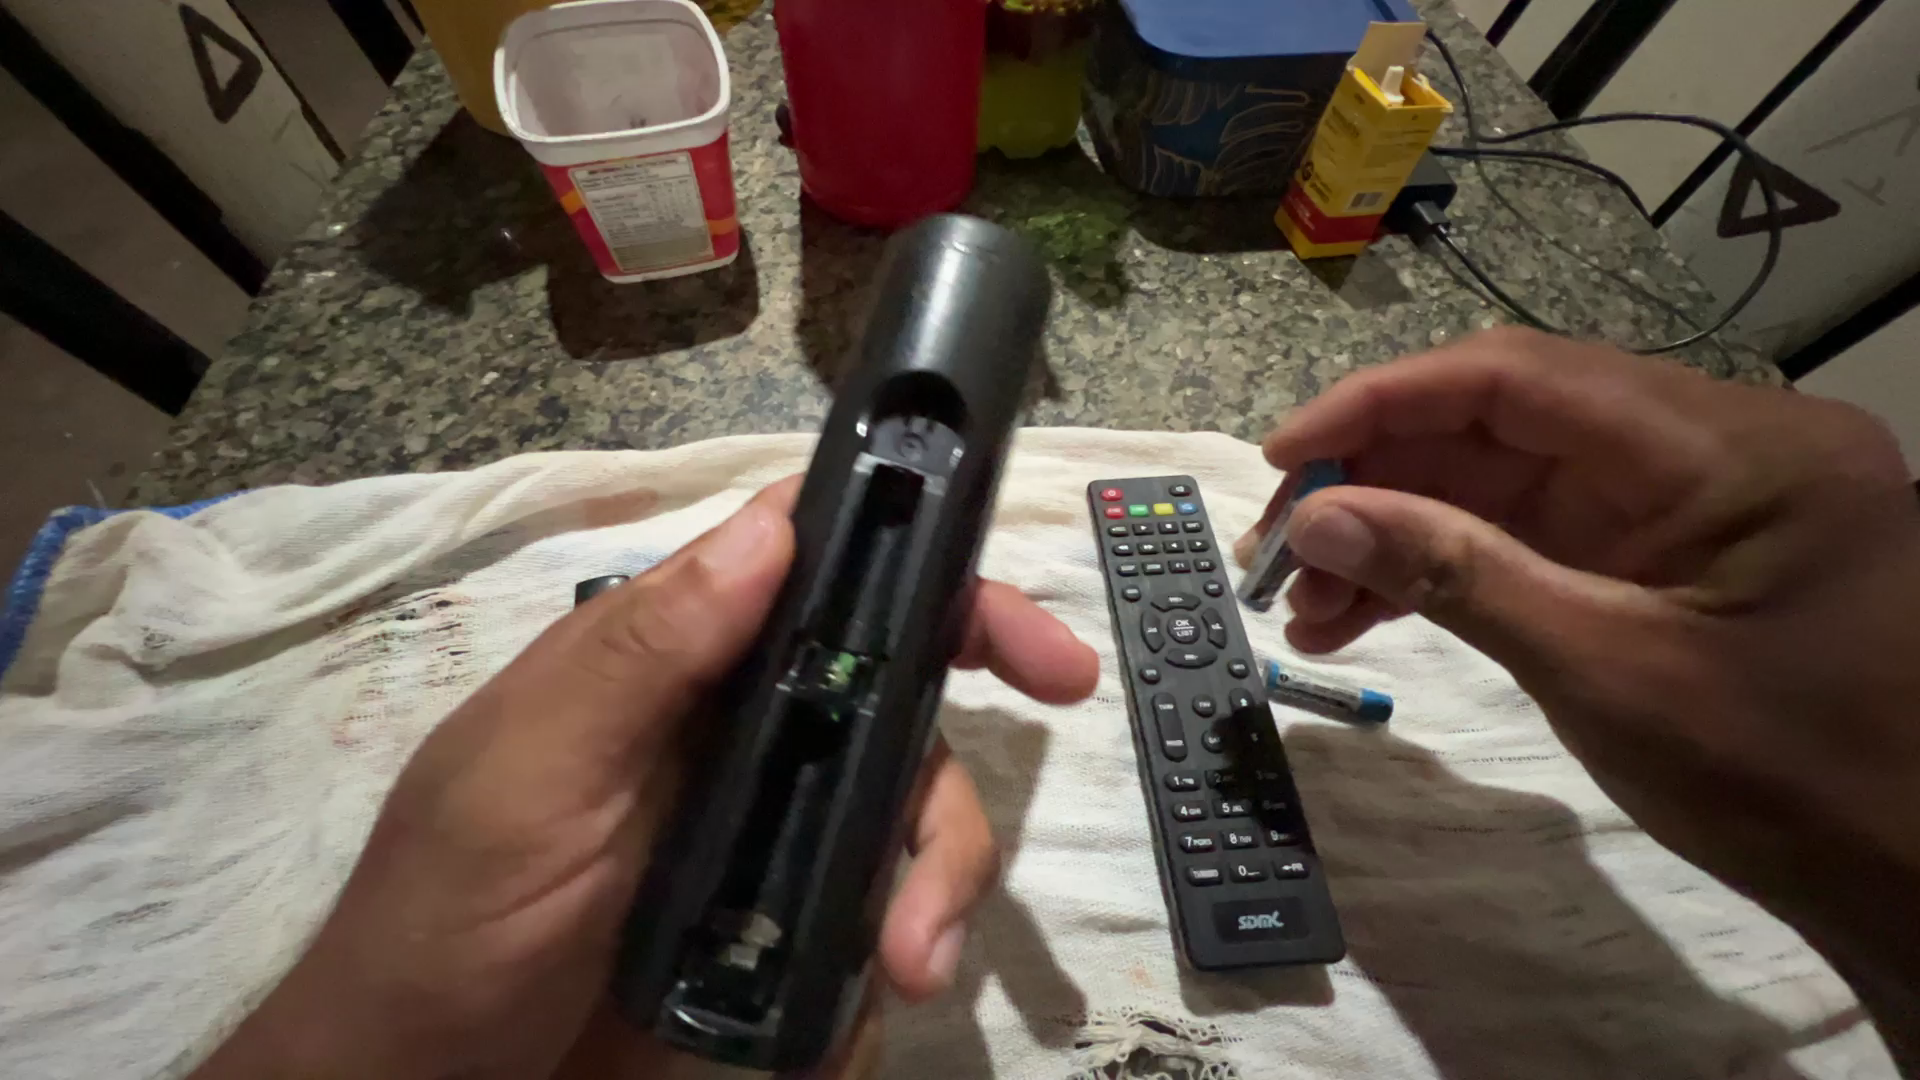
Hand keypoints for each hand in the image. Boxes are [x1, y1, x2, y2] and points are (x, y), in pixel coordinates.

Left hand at [191, 478, 1098, 1079]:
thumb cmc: (455, 921)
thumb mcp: (530, 773)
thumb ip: (642, 651)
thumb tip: (771, 528)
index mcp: (691, 653)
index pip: (815, 559)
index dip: (909, 543)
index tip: (983, 567)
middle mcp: (756, 711)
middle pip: (898, 659)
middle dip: (985, 660)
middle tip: (1066, 682)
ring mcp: (788, 806)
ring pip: (916, 786)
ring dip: (946, 860)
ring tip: (919, 955)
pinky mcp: (805, 898)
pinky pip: (895, 889)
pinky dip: (913, 926)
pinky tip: (886, 983)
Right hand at [1238, 329, 1919, 1062]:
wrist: (1913, 882)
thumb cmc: (1791, 776)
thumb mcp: (1602, 668)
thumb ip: (1453, 574)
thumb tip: (1313, 521)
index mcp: (1717, 446)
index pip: (1509, 378)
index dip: (1377, 403)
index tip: (1282, 456)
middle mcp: (1679, 449)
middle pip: (1474, 429)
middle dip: (1360, 487)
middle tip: (1274, 554)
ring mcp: (1642, 504)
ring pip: (1466, 488)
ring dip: (1373, 540)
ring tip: (1298, 611)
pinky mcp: (1613, 554)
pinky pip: (1489, 539)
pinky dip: (1413, 574)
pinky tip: (1346, 622)